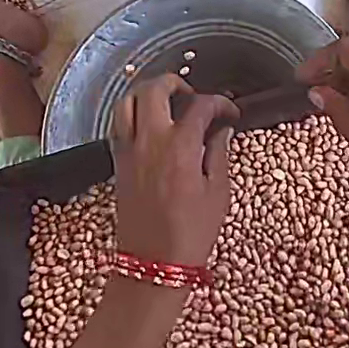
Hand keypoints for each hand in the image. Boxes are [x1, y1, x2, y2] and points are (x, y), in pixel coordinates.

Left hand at [109, 76, 237, 266]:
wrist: (154, 264)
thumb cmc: (192, 232)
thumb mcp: (218, 192)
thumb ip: (219, 153)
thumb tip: (222, 129)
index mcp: (180, 146)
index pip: (200, 106)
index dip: (219, 103)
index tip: (230, 113)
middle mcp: (149, 141)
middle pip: (153, 89)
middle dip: (175, 82)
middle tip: (193, 94)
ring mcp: (128, 150)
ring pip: (127, 102)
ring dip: (147, 94)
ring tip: (168, 104)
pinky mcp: (118, 163)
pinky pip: (119, 125)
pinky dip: (134, 115)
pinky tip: (152, 127)